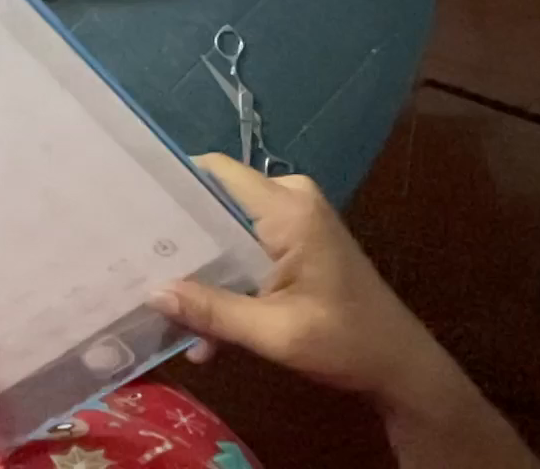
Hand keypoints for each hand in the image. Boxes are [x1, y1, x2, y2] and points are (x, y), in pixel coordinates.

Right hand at [151, 154, 449, 401]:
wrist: (402, 368)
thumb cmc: (346, 343)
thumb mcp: (276, 333)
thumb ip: (213, 310)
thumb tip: (152, 293)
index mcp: (287, 209)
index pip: (216, 171)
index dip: (175, 182)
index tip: (136, 207)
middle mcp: (289, 198)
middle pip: (216, 198)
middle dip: (181, 233)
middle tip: (138, 257)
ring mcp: (293, 216)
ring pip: (226, 225)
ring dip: (203, 265)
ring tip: (168, 301)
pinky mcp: (294, 237)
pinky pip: (244, 241)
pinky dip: (226, 275)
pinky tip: (207, 327)